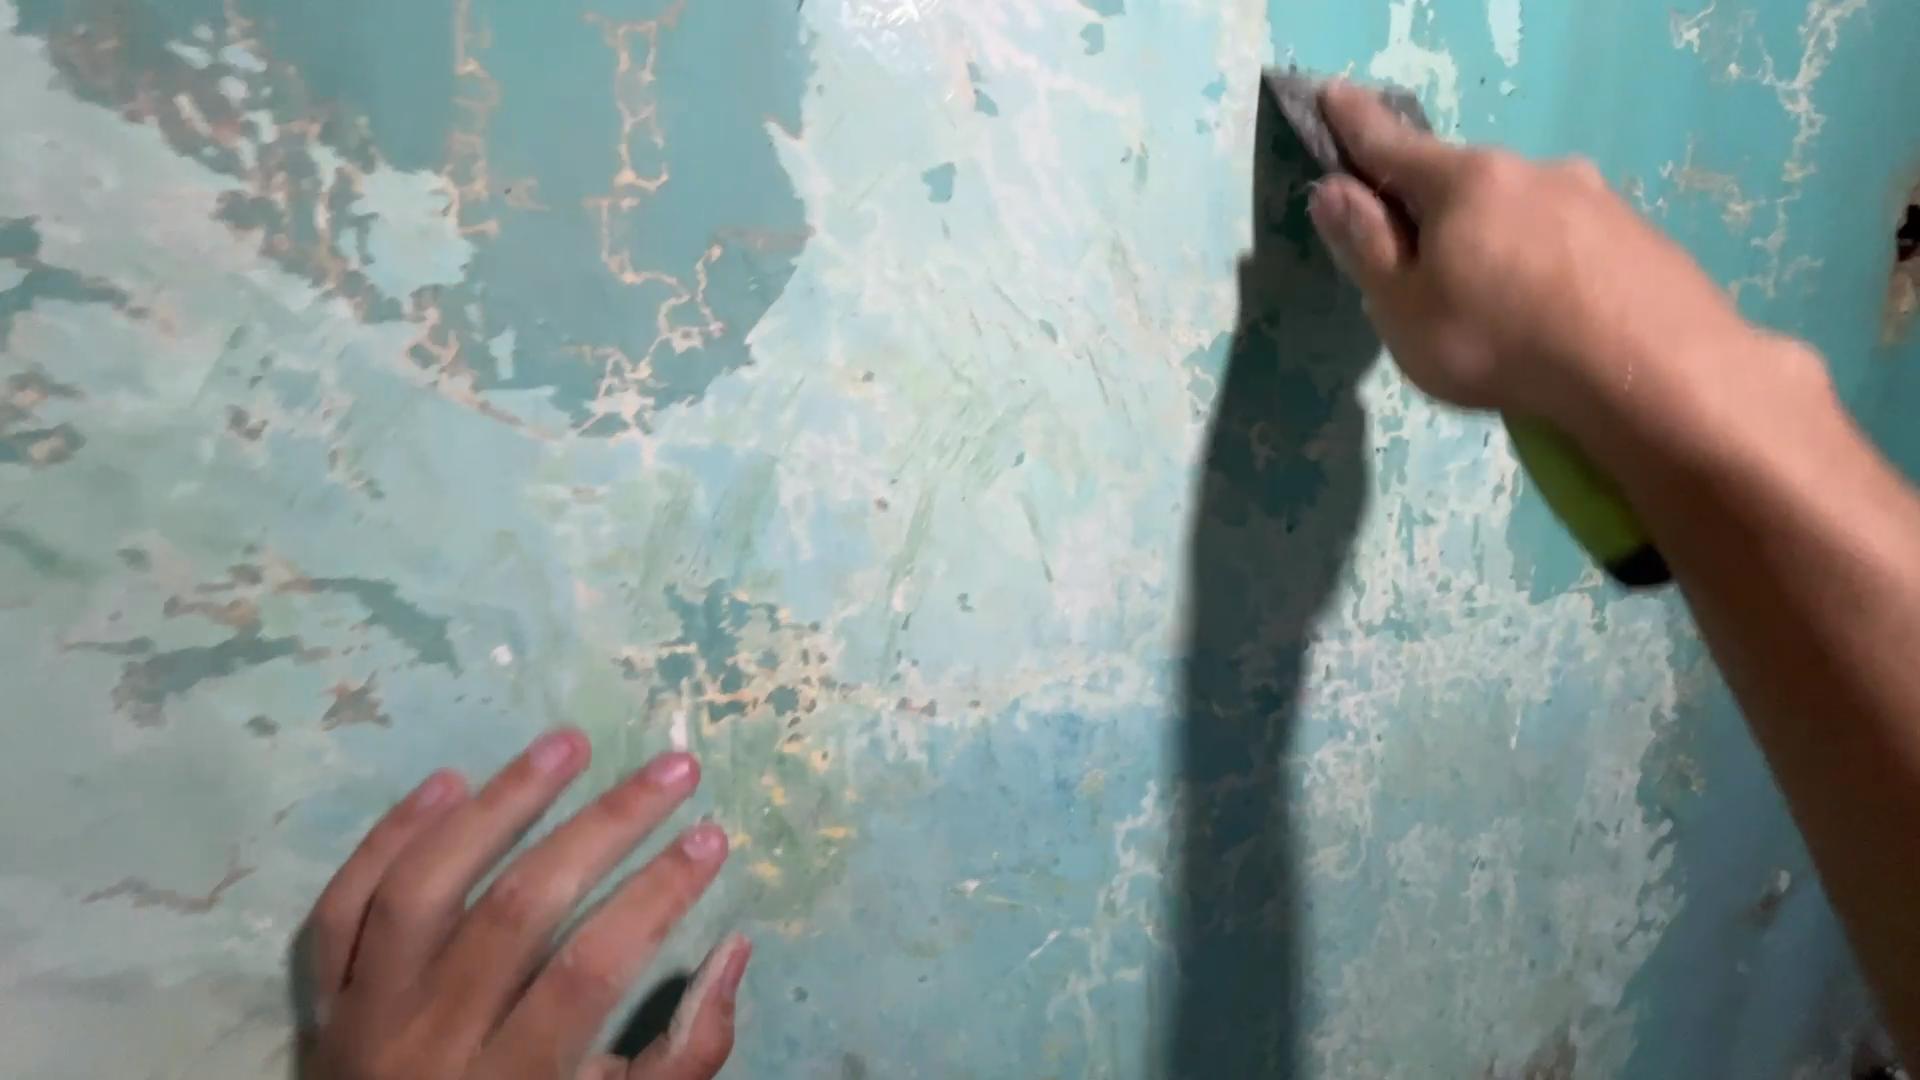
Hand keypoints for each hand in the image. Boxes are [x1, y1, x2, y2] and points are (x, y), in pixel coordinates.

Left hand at [299, 731, 746, 1079]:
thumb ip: (687, 1056)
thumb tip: (736, 948)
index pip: (591, 969)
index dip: (658, 896)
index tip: (713, 836)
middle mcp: (425, 1046)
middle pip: (517, 909)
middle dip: (609, 825)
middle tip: (676, 768)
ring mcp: (363, 1019)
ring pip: (424, 889)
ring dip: (502, 804)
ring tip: (569, 742)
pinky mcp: (326, 1004)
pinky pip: (341, 913)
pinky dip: (388, 840)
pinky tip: (449, 781)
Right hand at [1306, 79, 1765, 424]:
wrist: (1649, 371)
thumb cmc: (1494, 340)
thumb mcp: (1402, 305)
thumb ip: (1366, 246)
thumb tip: (1332, 190)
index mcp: (1464, 183)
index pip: (1392, 144)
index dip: (1354, 123)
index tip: (1332, 93)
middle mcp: (1530, 171)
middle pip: (1455, 184)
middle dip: (1423, 211)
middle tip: (1408, 270)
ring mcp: (1590, 196)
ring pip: (1510, 211)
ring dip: (1481, 241)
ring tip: (1478, 304)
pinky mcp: (1630, 232)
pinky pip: (1555, 237)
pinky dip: (1529, 260)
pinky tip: (1534, 309)